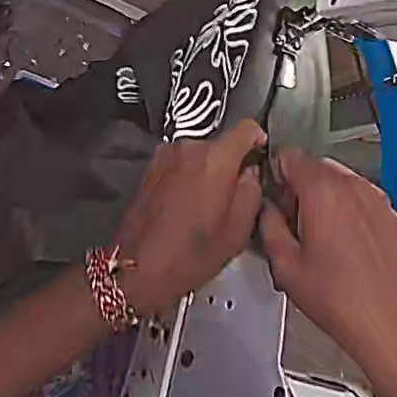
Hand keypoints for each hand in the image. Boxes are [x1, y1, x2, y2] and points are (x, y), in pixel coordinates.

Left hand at [114, 120, 266, 314]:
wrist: (137, 268)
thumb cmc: (187, 255)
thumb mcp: (238, 229)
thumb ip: (253, 189)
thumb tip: (251, 174)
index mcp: (216, 159)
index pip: (246, 128)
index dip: (257, 140)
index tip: (259, 152)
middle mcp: (189, 149)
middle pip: (221, 146)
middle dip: (229, 166)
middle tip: (229, 198)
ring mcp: (166, 156)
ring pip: (199, 156)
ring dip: (206, 173)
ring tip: (204, 208)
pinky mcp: (150, 168)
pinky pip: (180, 165)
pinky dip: (186, 178)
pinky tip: (184, 207)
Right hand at [258, 149, 396, 396]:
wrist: (381, 320)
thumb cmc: (340, 298)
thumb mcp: (284, 264)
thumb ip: (268, 225)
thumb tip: (267, 212)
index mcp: (323, 193)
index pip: (292, 156)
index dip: (276, 171)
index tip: (273, 188)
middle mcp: (352, 188)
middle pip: (316, 166)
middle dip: (299, 187)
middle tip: (291, 219)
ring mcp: (373, 198)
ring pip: (339, 180)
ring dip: (323, 196)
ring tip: (316, 234)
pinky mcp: (387, 213)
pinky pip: (359, 196)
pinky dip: (346, 207)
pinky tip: (339, 241)